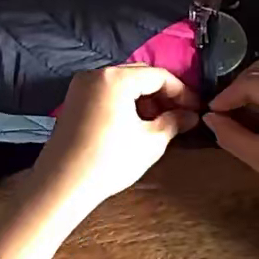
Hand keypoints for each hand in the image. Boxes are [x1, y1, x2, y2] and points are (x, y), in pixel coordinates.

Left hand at [32, 65, 200, 206]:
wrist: (63, 183)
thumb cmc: (109, 161)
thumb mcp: (150, 142)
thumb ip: (173, 122)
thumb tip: (189, 116)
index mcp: (115, 78)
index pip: (159, 76)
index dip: (182, 92)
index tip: (195, 109)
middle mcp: (96, 74)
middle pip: (139, 75)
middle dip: (162, 94)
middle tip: (180, 115)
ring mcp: (80, 86)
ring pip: (122, 83)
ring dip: (144, 98)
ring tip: (160, 122)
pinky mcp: (72, 101)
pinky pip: (106, 92)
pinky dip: (124, 102)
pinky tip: (136, 123)